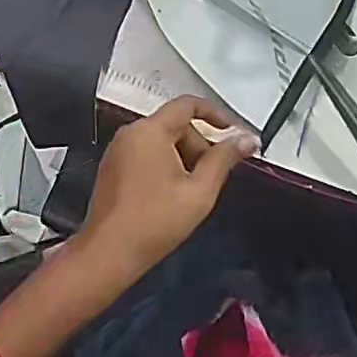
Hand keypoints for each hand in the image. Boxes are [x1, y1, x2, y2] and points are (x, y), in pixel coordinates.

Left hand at [68, 96, 258, 281]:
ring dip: (183, 158)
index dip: (215, 114)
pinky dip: (164, 165)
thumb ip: (224, 159)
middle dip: (199, 146)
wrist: (110, 252)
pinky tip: (171, 195)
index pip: (187, 104)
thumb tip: (245, 140)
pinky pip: (145, 154)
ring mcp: (118, 150)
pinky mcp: (113, 167)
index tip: (231, 132)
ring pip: (161, 141)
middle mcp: (130, 134)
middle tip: (212, 175)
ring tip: (191, 191)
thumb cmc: (153, 222)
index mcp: (150, 131)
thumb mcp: (200, 191)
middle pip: (175, 125)